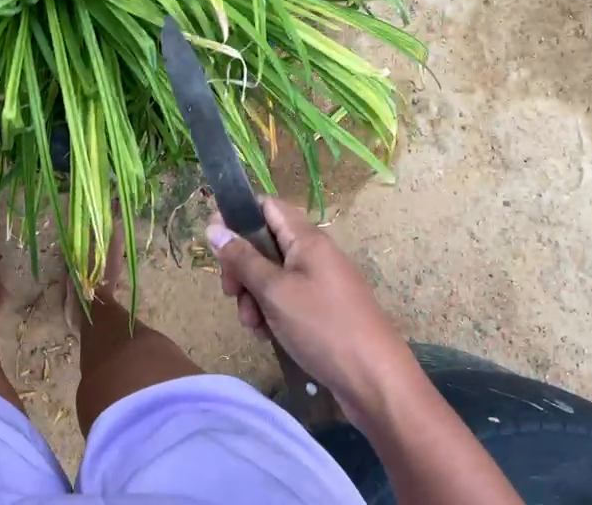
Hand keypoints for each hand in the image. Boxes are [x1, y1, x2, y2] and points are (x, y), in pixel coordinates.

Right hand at [207, 197, 420, 430]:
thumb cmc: (324, 328)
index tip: (216, 241)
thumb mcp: (274, 291)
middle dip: (241, 266)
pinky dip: (270, 311)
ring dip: (252, 294)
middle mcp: (315, 255)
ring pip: (271, 275)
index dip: (237, 215)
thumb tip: (214, 227)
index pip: (266, 206)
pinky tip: (266, 334)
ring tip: (251, 323)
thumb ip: (241, 258)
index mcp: (307, 239)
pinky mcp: (324, 311)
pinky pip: (286, 298)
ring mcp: (321, 284)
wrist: (378, 385)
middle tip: (231, 292)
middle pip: (264, 243)